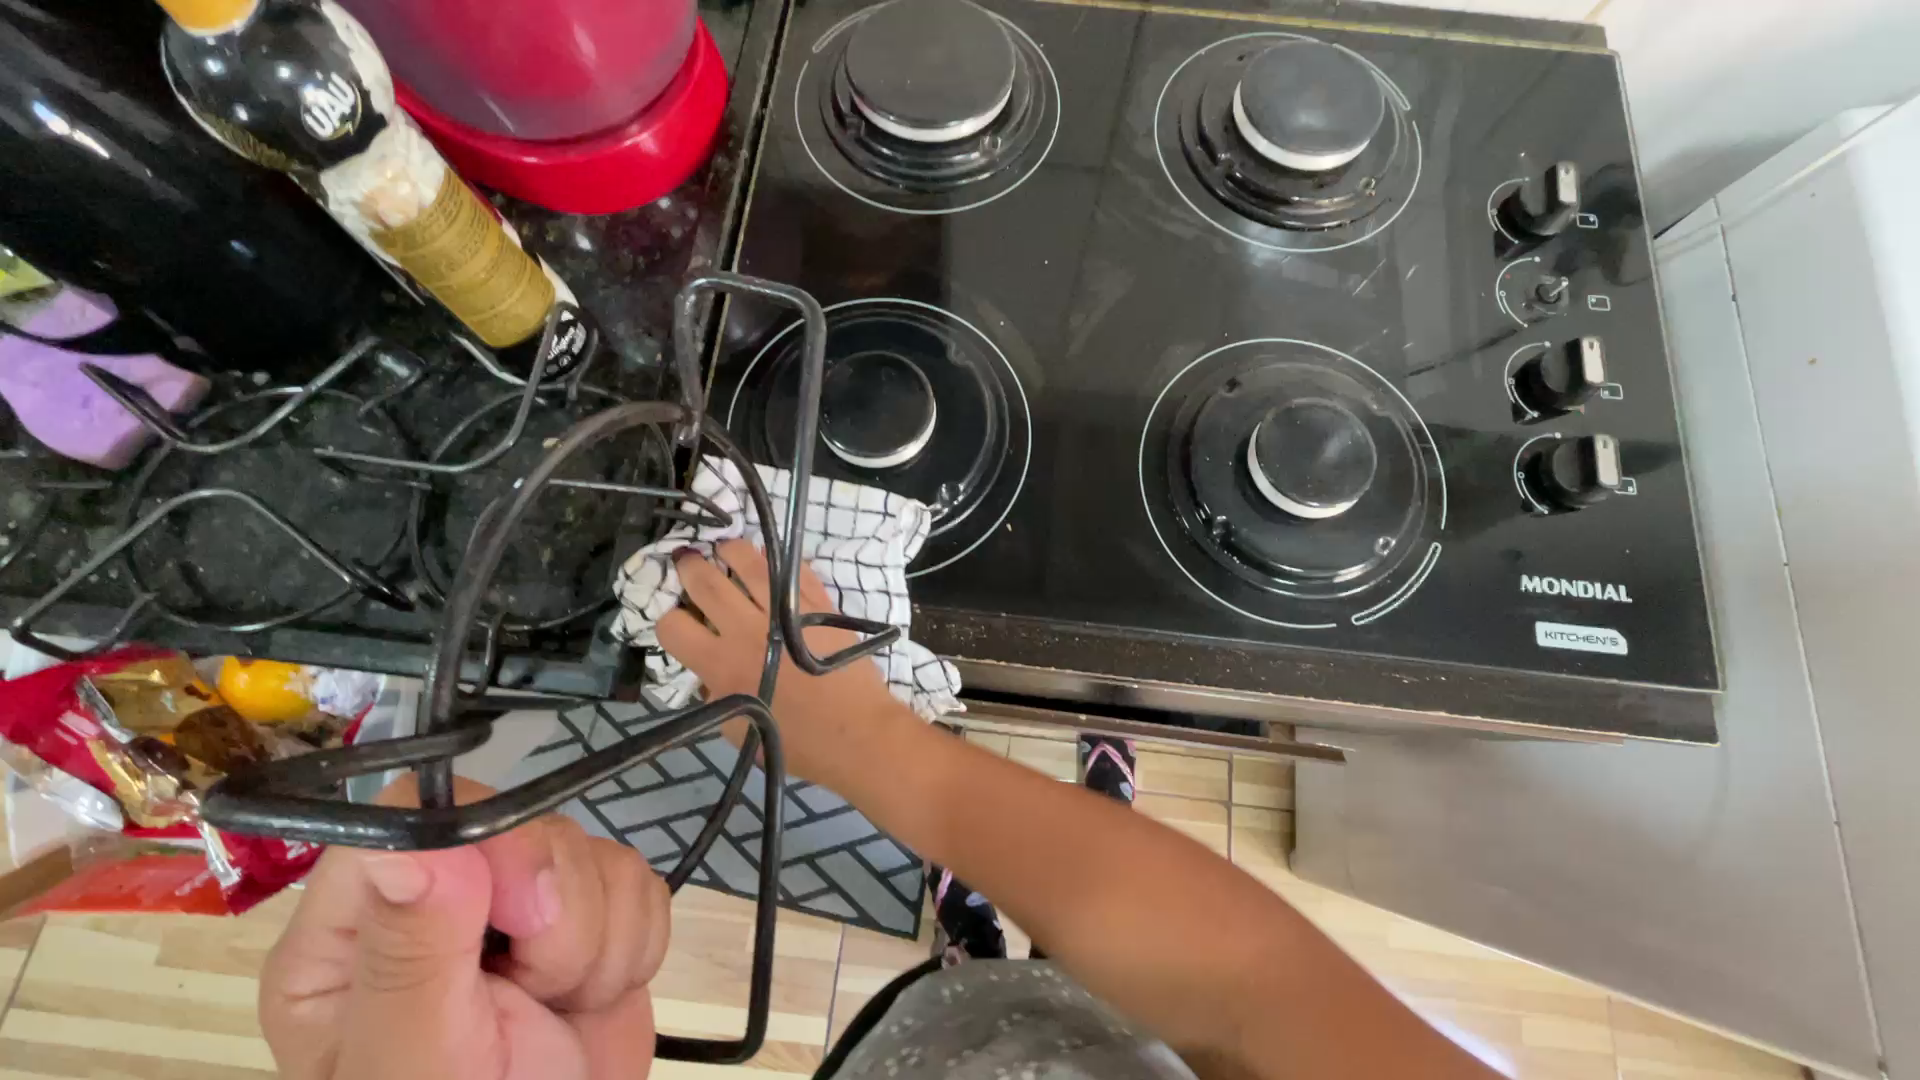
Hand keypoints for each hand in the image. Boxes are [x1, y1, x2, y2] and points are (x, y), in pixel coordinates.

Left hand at [261, 779, 670, 1079]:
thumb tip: (409, 836)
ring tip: (562, 1007)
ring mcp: (522, 903)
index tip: (525, 915)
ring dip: (601, 941)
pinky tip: (594, 996)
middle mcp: (440, 899)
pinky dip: (635, 942)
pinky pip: (639, 879)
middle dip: (561, 915)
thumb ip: (412, 955)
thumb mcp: (417, 1066)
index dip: (488, 841)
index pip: (418, 809)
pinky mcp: (594, 911)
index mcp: (358, 927)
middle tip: (538, 993)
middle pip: (530, 825)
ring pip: (597, 850)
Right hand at [656, 538, 904, 781]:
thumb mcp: (736, 729)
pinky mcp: (818, 604)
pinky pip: (791, 569)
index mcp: (721, 664)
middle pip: (704, 581)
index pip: (673, 625)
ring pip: (747, 561)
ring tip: (724, 550)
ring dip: (729, 550)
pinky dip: (775, 560)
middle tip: (687, 561)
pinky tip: (767, 559)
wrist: (856, 733)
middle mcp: (747, 630)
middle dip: (688, 566)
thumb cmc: (795, 742)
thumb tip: (706, 669)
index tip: (677, 616)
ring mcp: (784, 611)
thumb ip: (714, 693)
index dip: (667, 618)